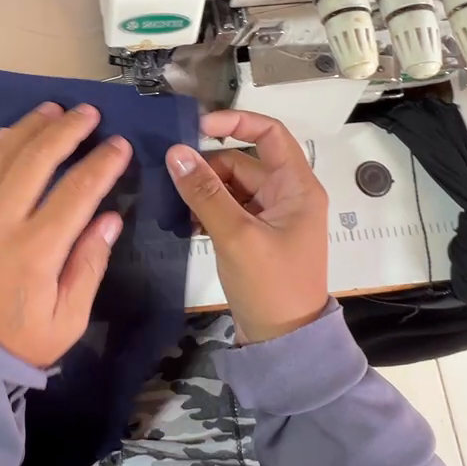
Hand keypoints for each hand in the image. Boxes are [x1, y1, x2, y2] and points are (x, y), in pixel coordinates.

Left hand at [0, 102, 131, 366]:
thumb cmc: (15, 343)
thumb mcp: (66, 321)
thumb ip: (88, 266)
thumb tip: (110, 218)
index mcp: (35, 251)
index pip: (78, 191)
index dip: (102, 163)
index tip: (120, 144)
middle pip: (36, 159)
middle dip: (67, 130)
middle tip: (88, 114)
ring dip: (28, 127)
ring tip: (52, 111)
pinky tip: (7, 134)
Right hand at [166, 111, 328, 343]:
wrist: (284, 344)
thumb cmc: (270, 285)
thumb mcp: (235, 236)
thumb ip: (205, 193)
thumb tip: (176, 152)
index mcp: (296, 186)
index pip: (269, 133)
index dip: (235, 121)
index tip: (197, 128)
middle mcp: (286, 195)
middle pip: (242, 161)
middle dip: (207, 166)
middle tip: (170, 177)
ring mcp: (270, 217)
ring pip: (230, 186)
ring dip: (203, 191)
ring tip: (173, 204)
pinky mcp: (255, 236)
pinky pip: (227, 209)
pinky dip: (206, 211)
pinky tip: (184, 223)